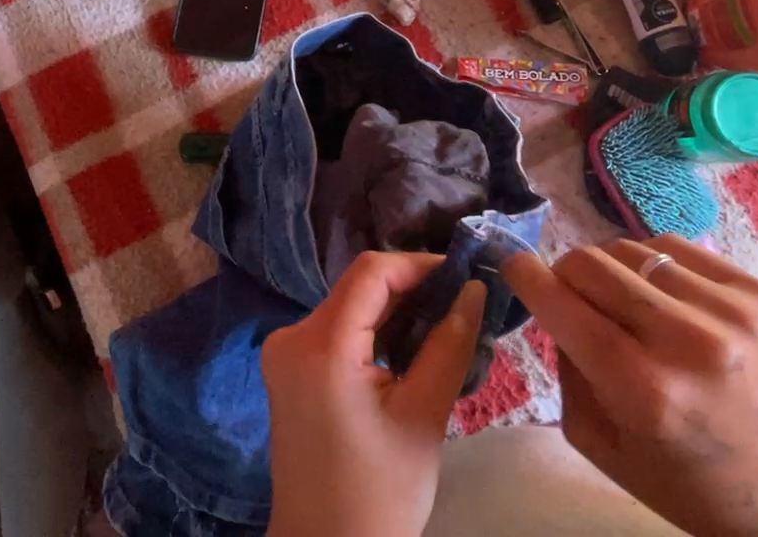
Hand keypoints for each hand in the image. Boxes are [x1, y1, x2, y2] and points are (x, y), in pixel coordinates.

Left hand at [262, 252, 484, 536]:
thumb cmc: (380, 492)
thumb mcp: (424, 416)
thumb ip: (448, 344)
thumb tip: (473, 289)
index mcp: (320, 346)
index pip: (370, 273)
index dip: (418, 265)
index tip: (463, 275)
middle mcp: (292, 336)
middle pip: (357, 288)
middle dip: (411, 289)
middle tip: (463, 301)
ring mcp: (284, 352)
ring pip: (348, 307)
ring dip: (394, 310)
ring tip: (445, 324)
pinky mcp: (289, 369)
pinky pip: (336, 331)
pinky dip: (373, 331)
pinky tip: (409, 346)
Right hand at [504, 236, 757, 536]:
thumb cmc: (678, 474)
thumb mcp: (598, 439)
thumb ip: (567, 363)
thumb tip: (553, 299)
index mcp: (644, 390)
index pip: (564, 305)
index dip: (526, 275)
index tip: (513, 264)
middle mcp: (690, 343)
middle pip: (591, 263)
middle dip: (567, 275)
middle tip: (574, 296)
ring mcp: (732, 311)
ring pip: (631, 249)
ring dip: (613, 270)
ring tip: (626, 302)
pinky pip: (674, 247)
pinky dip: (654, 265)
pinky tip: (665, 296)